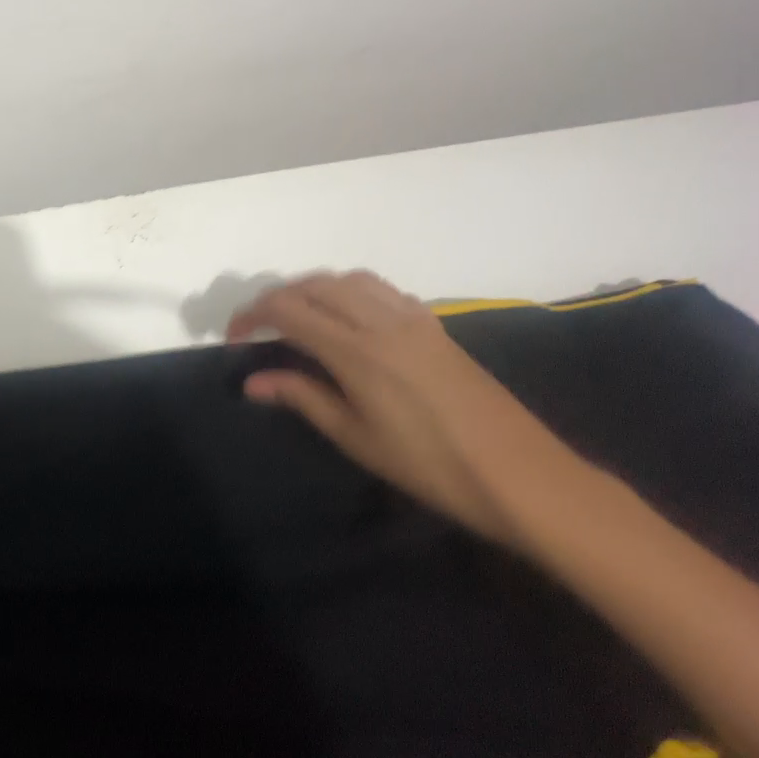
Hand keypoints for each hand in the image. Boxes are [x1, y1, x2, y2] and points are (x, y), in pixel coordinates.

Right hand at [227, 271, 568, 546]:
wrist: (523, 477)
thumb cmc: (429, 465)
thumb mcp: (355, 437)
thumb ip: (302, 397)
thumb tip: (253, 381)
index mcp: (356, 351)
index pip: (286, 310)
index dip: (251, 317)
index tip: (235, 341)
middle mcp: (381, 323)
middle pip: (314, 286)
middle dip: (277, 298)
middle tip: (259, 327)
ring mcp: (414, 321)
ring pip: (349, 280)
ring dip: (314, 289)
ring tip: (298, 317)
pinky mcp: (437, 328)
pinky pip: (382, 291)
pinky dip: (351, 292)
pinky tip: (348, 319)